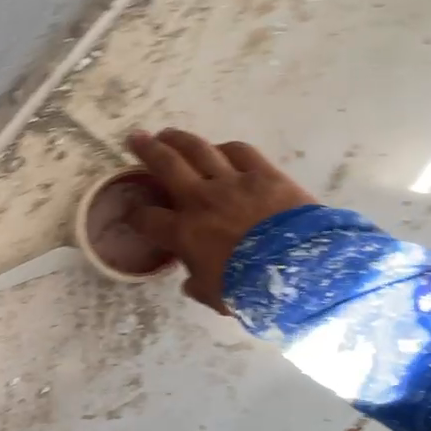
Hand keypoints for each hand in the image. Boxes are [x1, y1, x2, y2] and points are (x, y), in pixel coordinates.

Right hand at [123, 129, 317, 313]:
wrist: (300, 269)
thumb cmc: (250, 288)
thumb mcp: (213, 295)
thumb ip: (197, 284)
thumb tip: (191, 280)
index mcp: (184, 233)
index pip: (147, 218)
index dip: (134, 215)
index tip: (130, 212)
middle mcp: (201, 200)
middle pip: (166, 166)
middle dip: (147, 151)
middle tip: (135, 138)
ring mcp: (233, 182)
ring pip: (198, 150)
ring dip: (179, 140)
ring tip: (168, 134)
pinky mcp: (264, 173)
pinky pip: (240, 152)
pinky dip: (225, 148)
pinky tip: (219, 148)